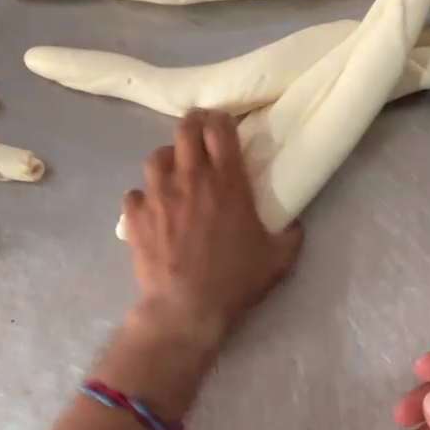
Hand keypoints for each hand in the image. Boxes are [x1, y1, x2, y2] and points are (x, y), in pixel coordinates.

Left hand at [121, 110, 302, 351]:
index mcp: (227, 182)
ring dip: (169, 159)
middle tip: (201, 135)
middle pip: (185, 129)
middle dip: (193, 125)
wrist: (186, 309)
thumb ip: (291, 234)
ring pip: (156, 156)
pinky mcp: (135, 217)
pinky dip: (144, 197)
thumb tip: (295, 222)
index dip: (221, 120)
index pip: (219, 128)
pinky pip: (135, 194)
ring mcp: (158, 196)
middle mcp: (190, 179)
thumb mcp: (279, 259)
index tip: (225, 126)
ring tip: (176, 172)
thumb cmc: (236, 280)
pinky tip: (153, 209)